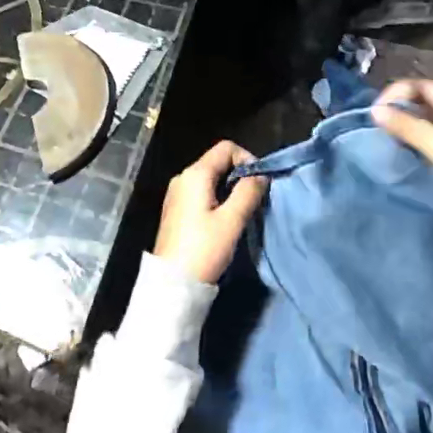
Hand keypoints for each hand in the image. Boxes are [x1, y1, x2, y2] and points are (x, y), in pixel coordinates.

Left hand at [154, 140, 268, 283]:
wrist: (172, 284)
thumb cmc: (204, 249)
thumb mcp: (232, 220)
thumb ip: (248, 192)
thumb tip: (260, 175)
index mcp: (195, 174)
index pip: (226, 148)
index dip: (247, 159)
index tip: (259, 183)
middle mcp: (183, 177)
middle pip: (217, 161)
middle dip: (239, 174)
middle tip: (255, 199)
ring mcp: (177, 194)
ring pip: (210, 178)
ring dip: (230, 188)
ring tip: (242, 211)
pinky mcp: (176, 210)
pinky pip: (201, 192)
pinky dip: (217, 198)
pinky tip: (225, 220)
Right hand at [372, 79, 432, 224]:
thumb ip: (406, 126)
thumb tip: (375, 110)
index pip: (418, 84)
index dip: (395, 94)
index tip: (376, 114)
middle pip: (424, 98)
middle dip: (401, 109)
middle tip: (380, 127)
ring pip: (431, 116)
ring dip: (410, 124)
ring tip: (391, 139)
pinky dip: (422, 136)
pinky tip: (412, 151)